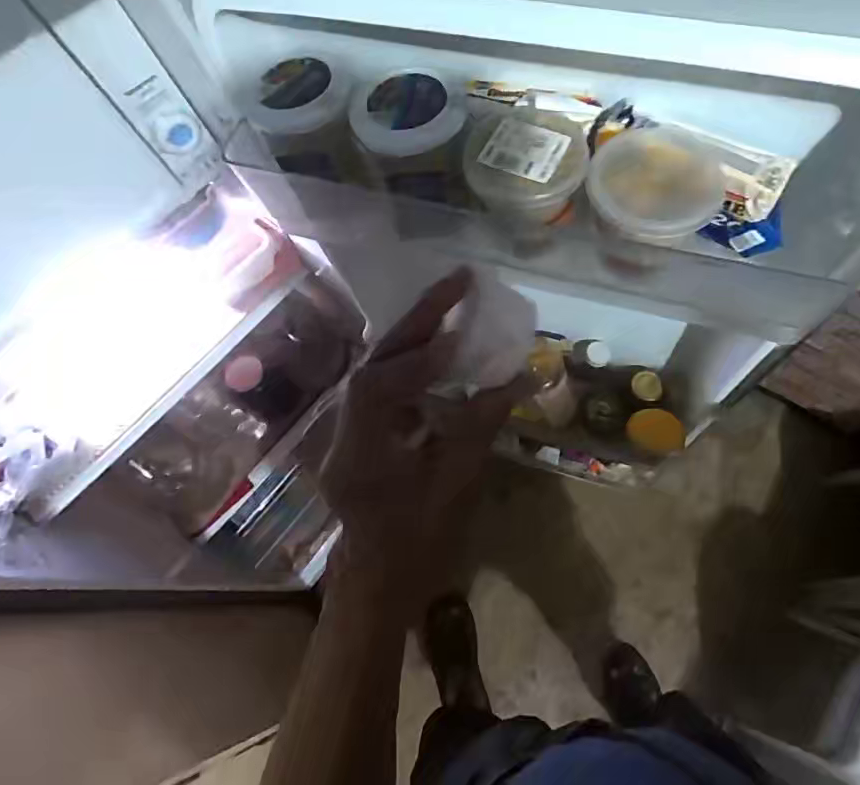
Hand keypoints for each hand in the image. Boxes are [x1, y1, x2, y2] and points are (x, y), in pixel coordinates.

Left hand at [319, 269, 532, 601]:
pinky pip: (383, 375)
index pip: (375, 392)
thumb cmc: (420, 546)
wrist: (378, 578)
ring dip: (414, 329)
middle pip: (373, 362)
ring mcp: (344, 427)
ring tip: (452, 297)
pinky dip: (411, 352)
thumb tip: (518, 376)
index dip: (416, 362)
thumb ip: (480, 427)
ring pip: (375, 362)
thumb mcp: (456, 488)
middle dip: (416, 319)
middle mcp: (341, 435)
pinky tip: (438, 334)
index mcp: (358, 459)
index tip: (457, 340)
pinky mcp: (358, 423)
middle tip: (458, 281)